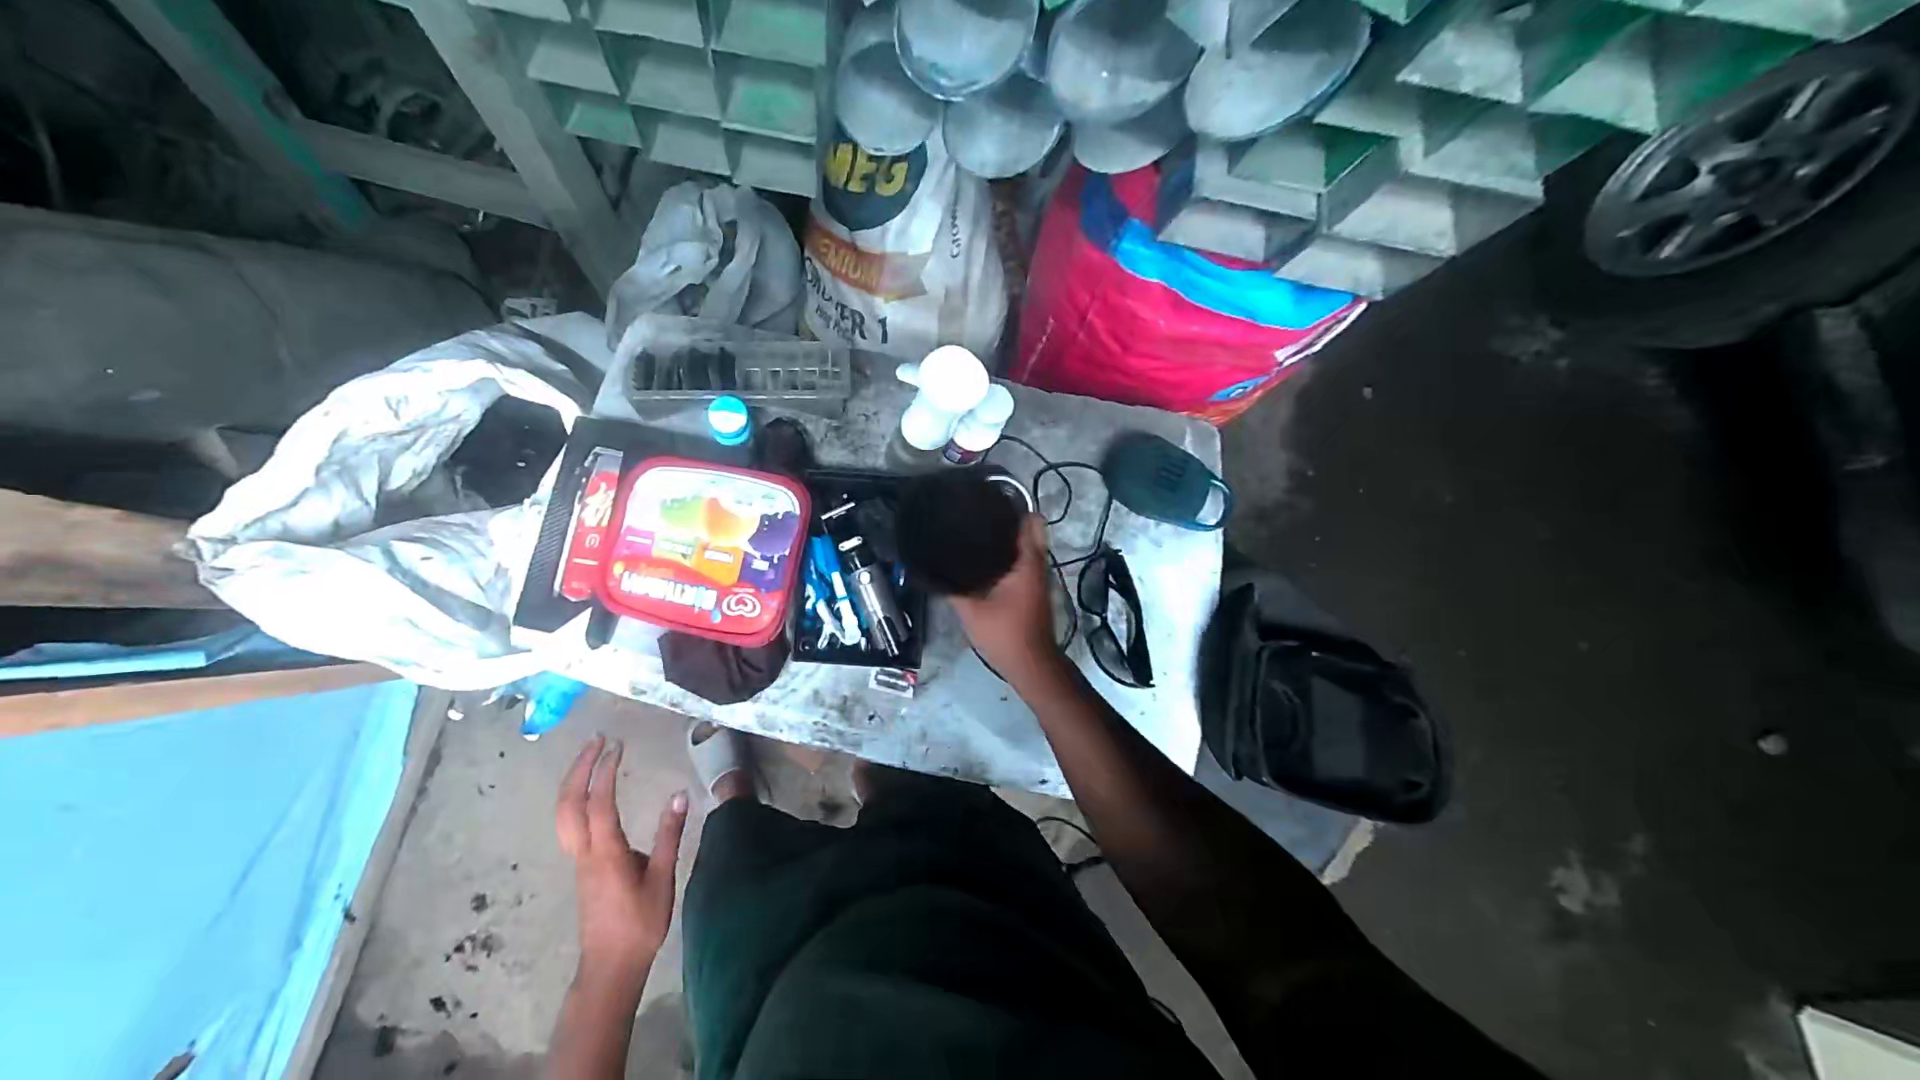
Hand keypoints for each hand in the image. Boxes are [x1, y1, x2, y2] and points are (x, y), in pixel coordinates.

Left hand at [555, 735, 687, 986]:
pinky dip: (576, 797)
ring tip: (591, 757)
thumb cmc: (640, 922)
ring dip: (573, 780)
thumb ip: (669, 835)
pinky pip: (570, 823)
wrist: (610, 964)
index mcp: (605, 852)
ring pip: (563, 813)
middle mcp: (584, 852)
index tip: (619, 746)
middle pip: (569, 803)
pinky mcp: (581, 866)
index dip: (606, 771)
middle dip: (580, 767)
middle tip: (598, 740)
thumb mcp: (662, 878)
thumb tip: (679, 796)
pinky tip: (592, 792)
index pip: (600, 802)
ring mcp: (578, 859)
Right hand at [950, 513, 1066, 688]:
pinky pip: (1023, 562)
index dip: (1012, 506)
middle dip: (1005, 520)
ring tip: (977, 531)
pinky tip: (985, 560)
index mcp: (1027, 563)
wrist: (1032, 664)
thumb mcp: (971, 611)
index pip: (1028, 521)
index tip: (989, 498)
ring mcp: (1038, 578)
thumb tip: (928, 570)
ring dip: (1007, 539)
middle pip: (1027, 531)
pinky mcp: (1034, 590)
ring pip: (1026, 547)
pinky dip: (1008, 556)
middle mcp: (1037, 565)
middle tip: (977, 513)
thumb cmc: (1005, 634)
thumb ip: (951, 589)